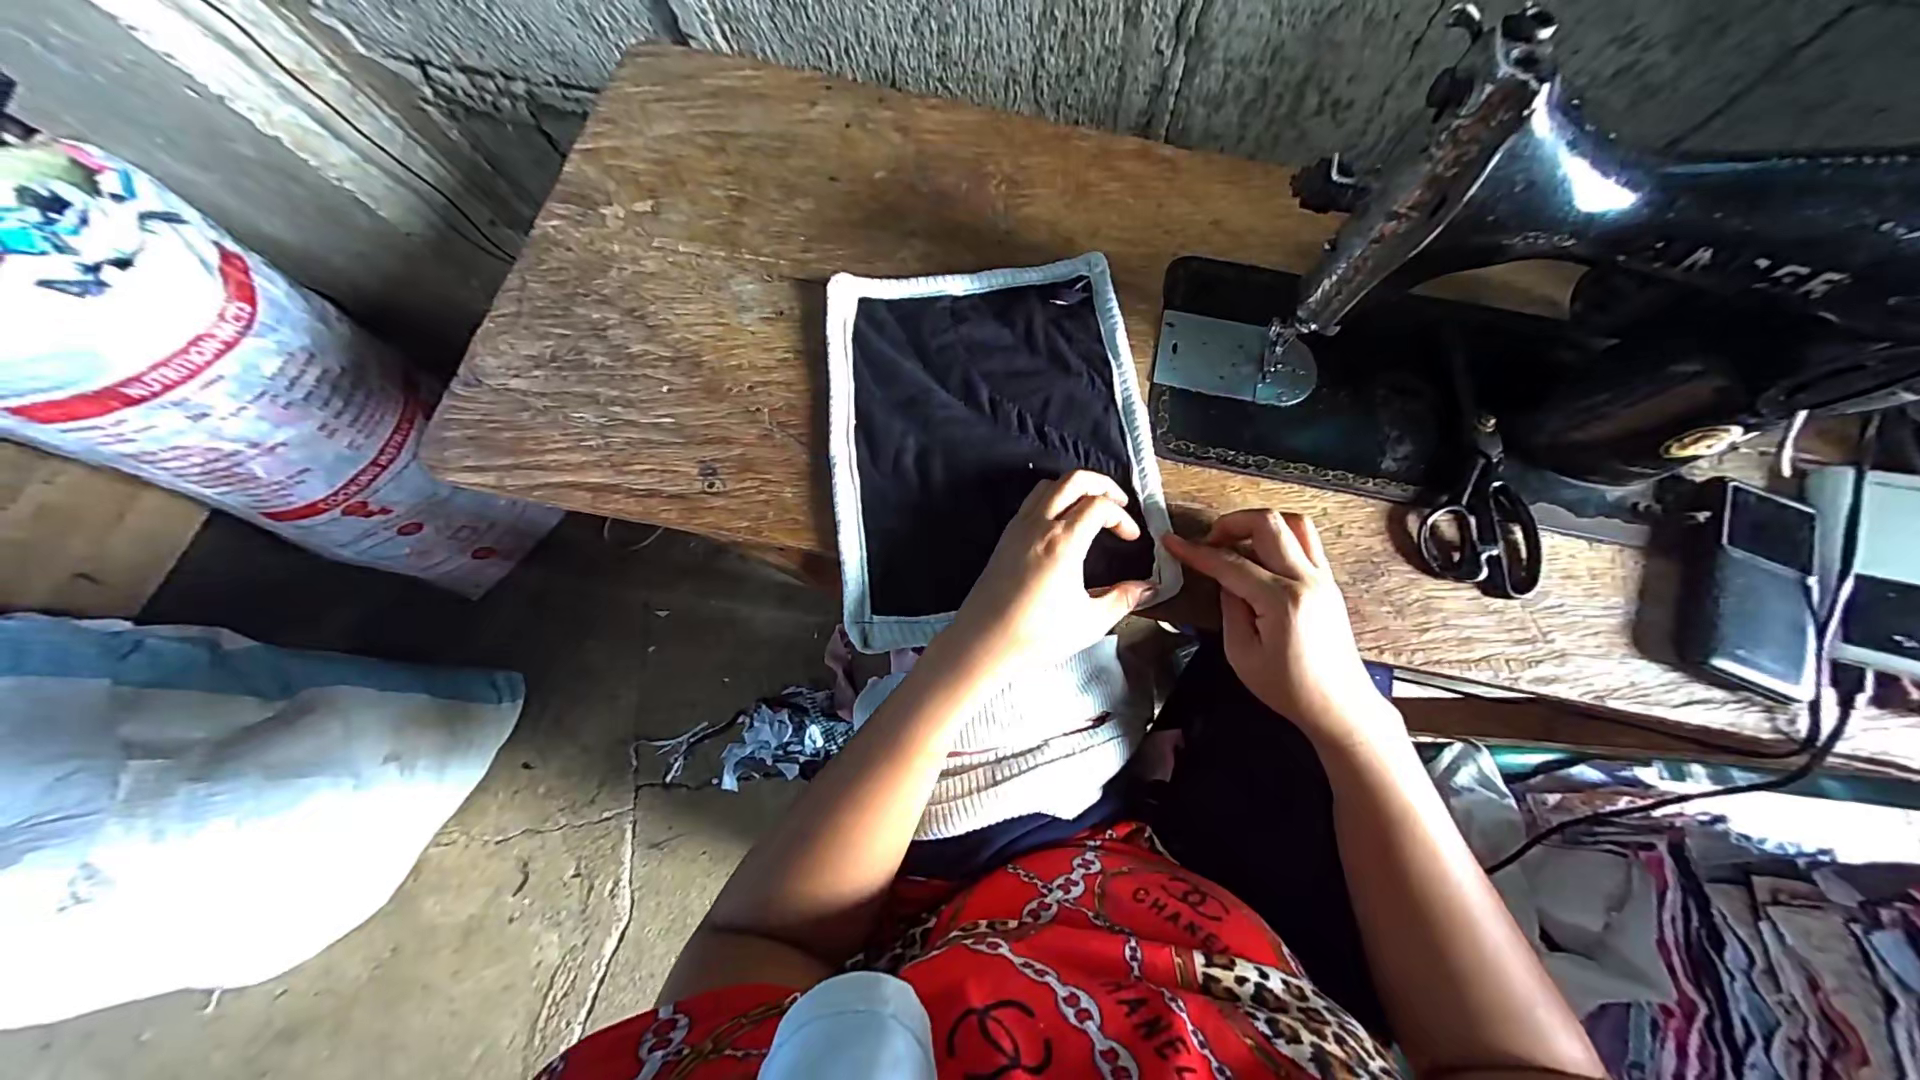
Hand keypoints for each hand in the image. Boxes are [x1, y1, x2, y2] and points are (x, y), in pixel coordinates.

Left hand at [946, 471, 1155, 675]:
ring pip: (1048, 486)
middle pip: (1073, 480)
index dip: (1122, 516)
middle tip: (1119, 503)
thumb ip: (1123, 599)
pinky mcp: (1004, 539)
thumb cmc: (1035, 635)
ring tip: (1091, 508)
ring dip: (1074, 488)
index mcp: (1062, 541)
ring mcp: (1017, 529)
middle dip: (1102, 485)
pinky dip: (1052, 500)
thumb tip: (1148, 588)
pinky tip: (1062, 524)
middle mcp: (1038, 526)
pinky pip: (1030, 503)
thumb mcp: (1090, 621)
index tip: (1131, 538)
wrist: (982, 644)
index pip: (1099, 504)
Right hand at [1163, 510, 1403, 750]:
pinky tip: (1258, 557)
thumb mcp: (1241, 653)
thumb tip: (1223, 579)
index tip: (1173, 543)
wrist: (1339, 706)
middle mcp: (1307, 581)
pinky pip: (1305, 542)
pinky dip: (1277, 538)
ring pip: (1294, 523)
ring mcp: (1323, 579)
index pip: (1230, 562)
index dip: (1195, 551)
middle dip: (1230, 523)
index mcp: (1282, 600)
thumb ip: (1229, 607)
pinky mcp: (1328, 584)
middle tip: (1209, 541)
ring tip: (1236, 542)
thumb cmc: (1291, 688)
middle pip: (1267, 523)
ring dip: (1259, 525)